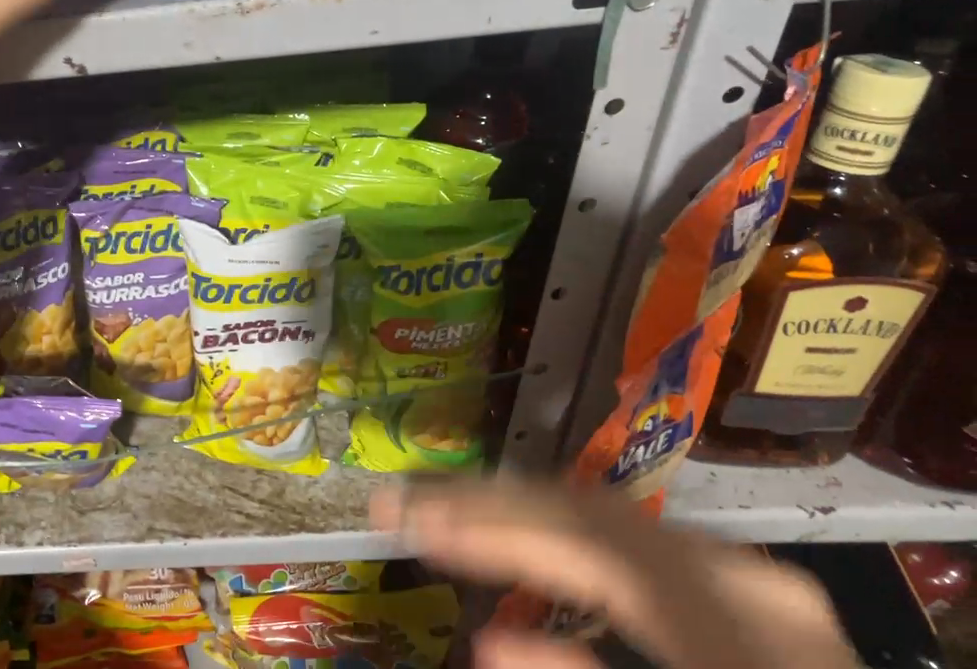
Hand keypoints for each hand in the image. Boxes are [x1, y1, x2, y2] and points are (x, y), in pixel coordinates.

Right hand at [375, 480, 857, 668]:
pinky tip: (513, 544)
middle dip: (481, 504)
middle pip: (589, 514)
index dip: (492, 530)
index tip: (409, 524)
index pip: (590, 549)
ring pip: (607, 517)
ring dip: (511, 510)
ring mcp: (750, 578)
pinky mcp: (746, 590)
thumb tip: (486, 643)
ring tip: (436, 510)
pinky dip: (561, 536)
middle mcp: (745, 580)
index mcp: (735, 625)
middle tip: (397, 503)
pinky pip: (633, 543)